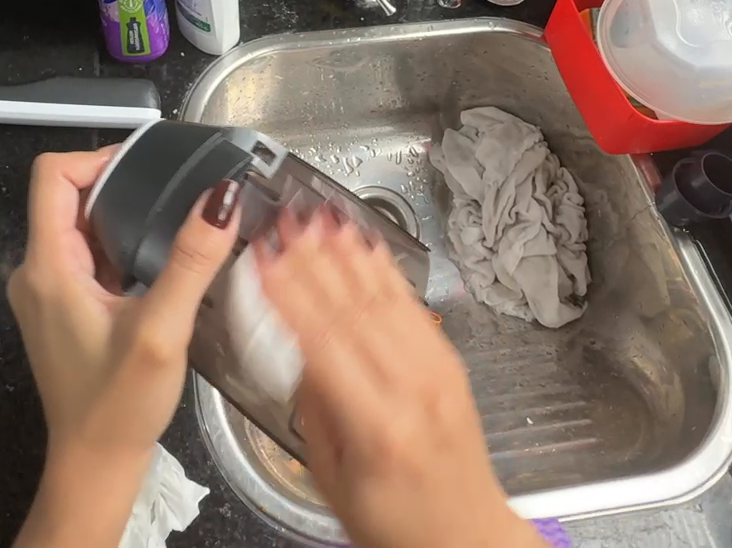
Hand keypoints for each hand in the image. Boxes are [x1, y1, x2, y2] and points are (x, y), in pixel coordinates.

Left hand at [8, 148, 239, 547]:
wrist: (95, 467)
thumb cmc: (119, 403)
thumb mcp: (162, 329)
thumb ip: (191, 260)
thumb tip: (223, 197)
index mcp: (47, 266)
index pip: (52, 175)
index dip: (97, 158)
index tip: (147, 167)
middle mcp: (37, 271)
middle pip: (67, 194)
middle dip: (118, 181)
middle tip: (172, 186)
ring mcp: (48, 290)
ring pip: (79, 223)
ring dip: (120, 211)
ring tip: (170, 213)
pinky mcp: (64, 306)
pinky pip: (87, 251)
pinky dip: (119, 239)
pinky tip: (155, 253)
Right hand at [257, 210, 541, 547]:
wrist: (468, 536)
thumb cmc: (393, 521)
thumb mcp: (331, 476)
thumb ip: (313, 404)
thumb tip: (296, 341)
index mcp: (376, 425)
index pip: (322, 342)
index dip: (288, 292)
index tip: (263, 255)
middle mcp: (412, 387)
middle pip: (352, 307)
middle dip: (313, 257)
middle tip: (286, 219)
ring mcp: (437, 367)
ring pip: (382, 296)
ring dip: (345, 250)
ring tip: (318, 216)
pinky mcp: (449, 356)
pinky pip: (411, 302)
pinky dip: (383, 266)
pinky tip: (364, 240)